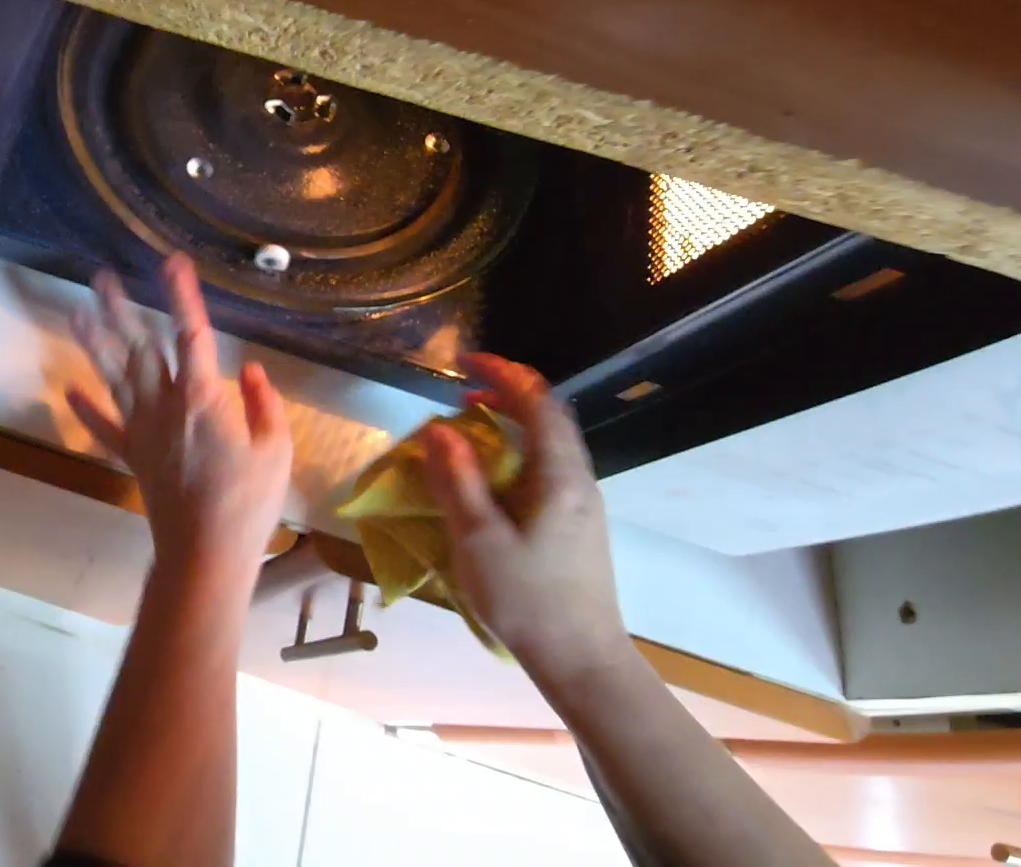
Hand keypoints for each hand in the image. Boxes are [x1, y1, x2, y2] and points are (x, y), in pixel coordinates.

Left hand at [66, 255, 292, 577]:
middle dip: (120, 309)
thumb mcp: (276, 450)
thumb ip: (264, 404)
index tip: (172, 262)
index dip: (182, 295)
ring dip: (95, 344)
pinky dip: (86, 408)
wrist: (205, 552)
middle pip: (139, 348)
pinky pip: (104, 426)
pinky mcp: (131, 454)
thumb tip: (252, 370)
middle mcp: (164, 405)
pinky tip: (69, 388)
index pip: (192, 334)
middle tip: (100, 278)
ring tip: (76, 313)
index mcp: (203, 398)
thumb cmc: (247, 502)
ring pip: (114, 377)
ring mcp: (141, 430)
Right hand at [421, 353, 632, 688]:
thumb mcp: (477, 537)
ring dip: (512, 421)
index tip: (465, 362)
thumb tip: (438, 428)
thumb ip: (457, 479)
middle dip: (507, 393)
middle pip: (550, 417)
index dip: (504, 374)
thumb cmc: (525, 597)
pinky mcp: (576, 524)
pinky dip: (517, 449)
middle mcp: (579, 481)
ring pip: (550, 442)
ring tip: (469, 424)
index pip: (539, 403)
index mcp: (558, 477)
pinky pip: (547, 466)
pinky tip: (490, 472)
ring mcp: (582, 504)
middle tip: (462, 390)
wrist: (580, 659)